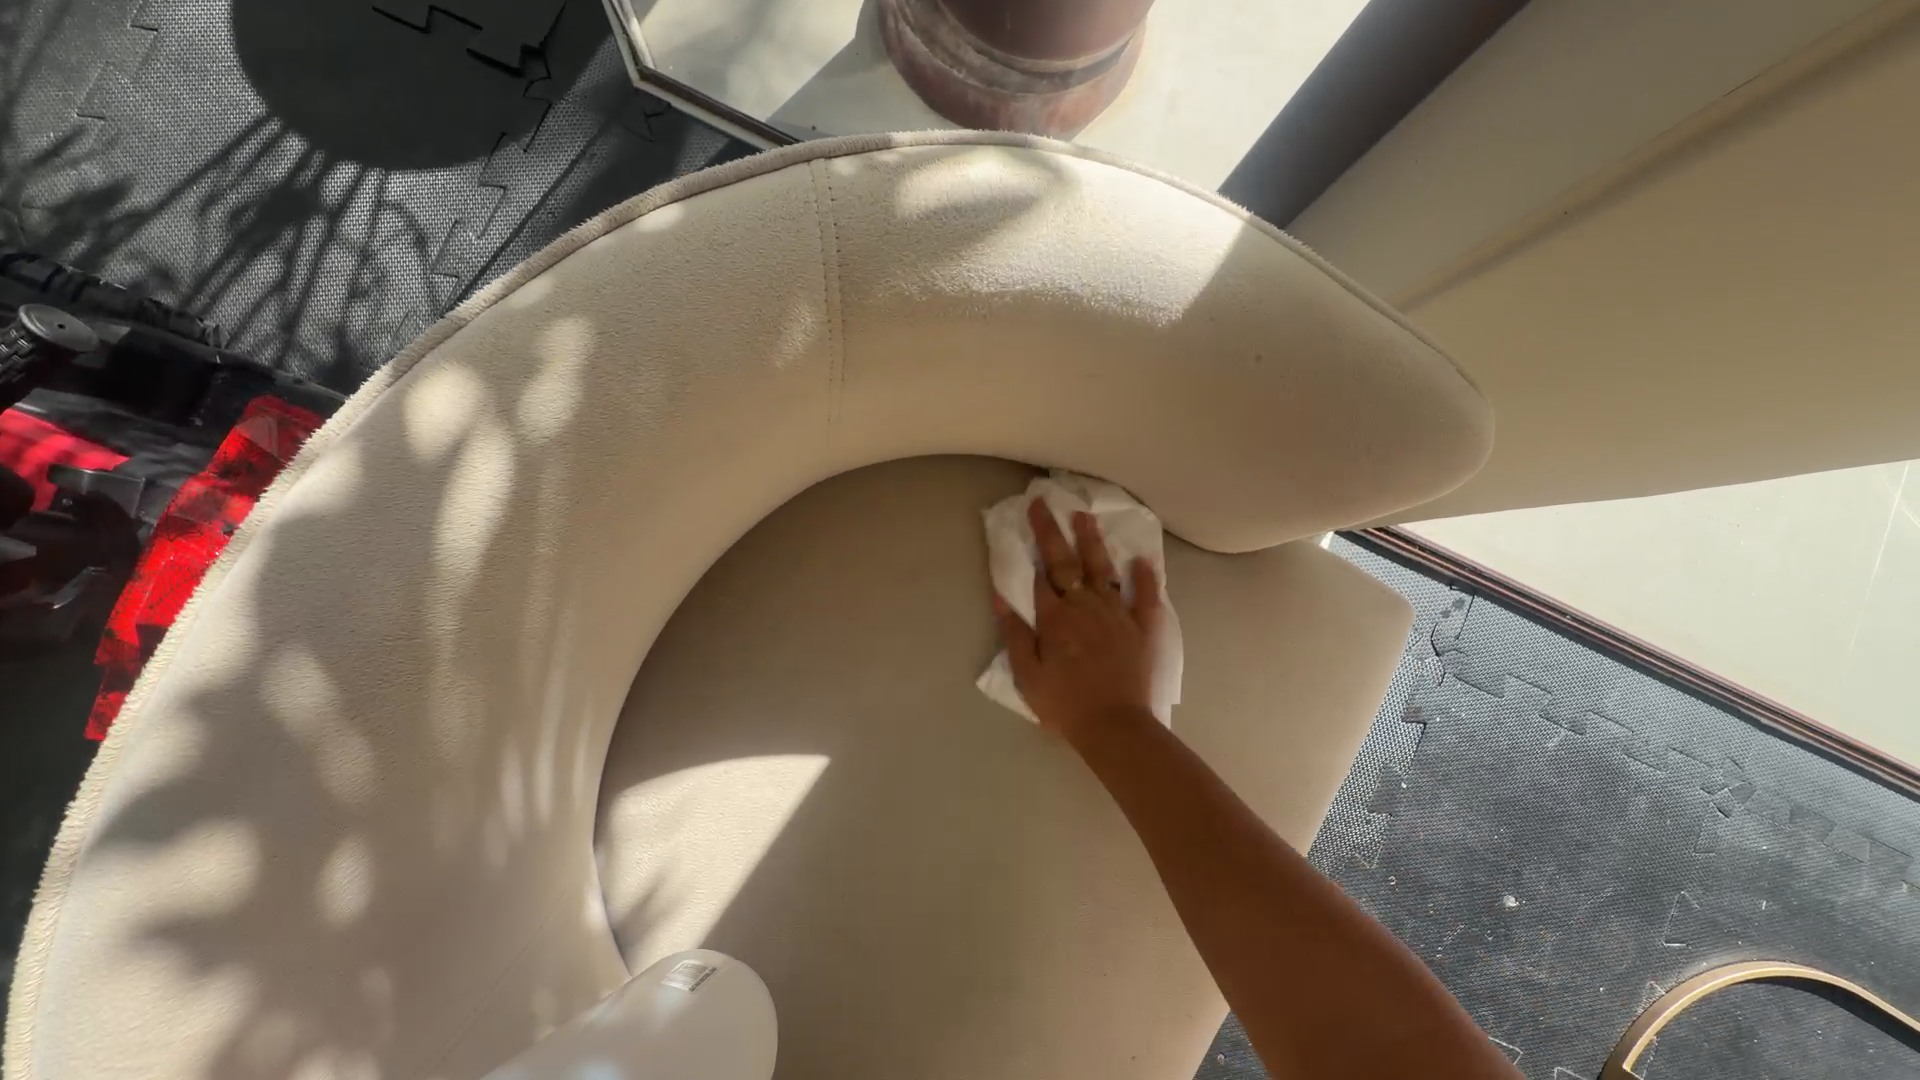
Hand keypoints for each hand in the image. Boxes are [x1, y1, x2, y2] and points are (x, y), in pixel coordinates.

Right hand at [992, 497, 1164, 740]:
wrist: (1115, 725)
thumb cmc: (1065, 704)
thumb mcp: (1028, 675)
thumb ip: (1016, 635)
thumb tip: (1002, 597)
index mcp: (1055, 618)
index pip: (1041, 574)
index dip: (1034, 544)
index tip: (1029, 516)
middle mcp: (1085, 605)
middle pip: (1067, 561)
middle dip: (1053, 530)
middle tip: (1044, 502)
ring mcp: (1117, 613)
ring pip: (1103, 569)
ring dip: (1093, 541)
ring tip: (1086, 516)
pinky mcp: (1143, 627)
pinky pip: (1146, 595)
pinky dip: (1145, 576)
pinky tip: (1142, 559)